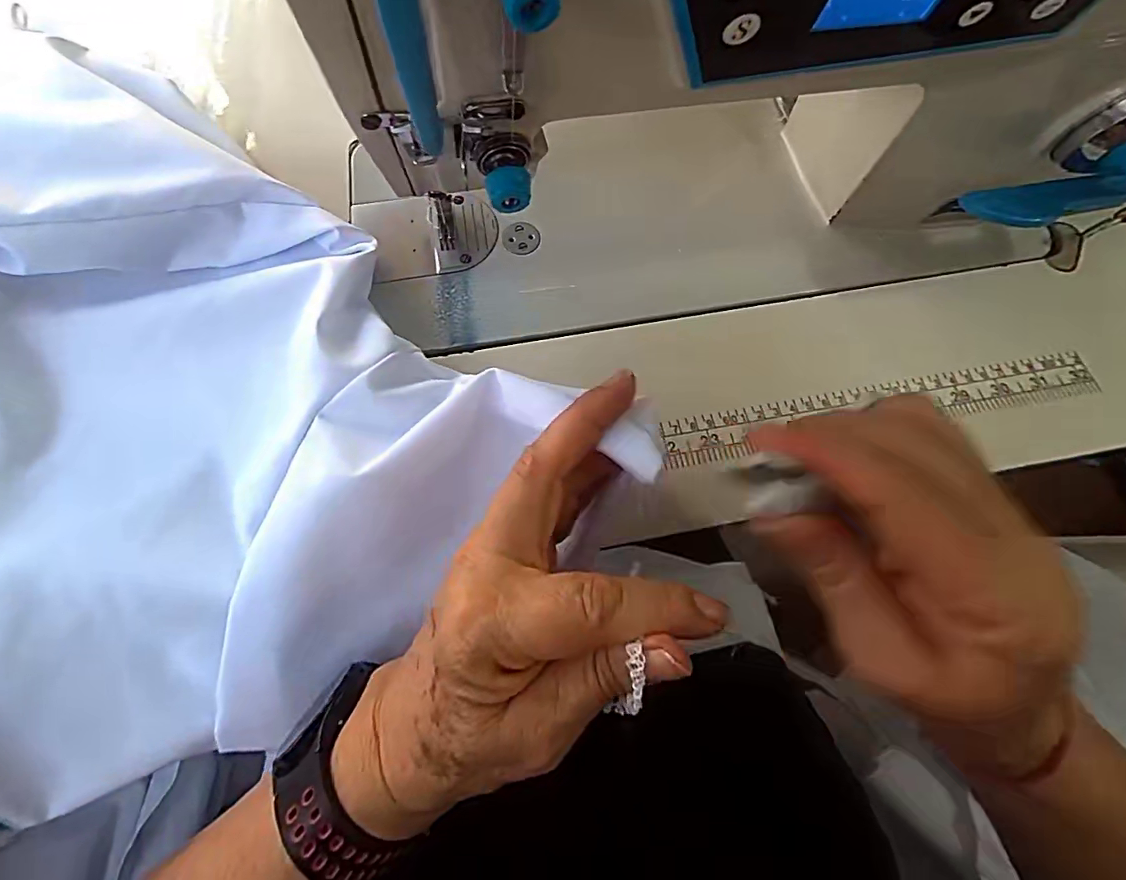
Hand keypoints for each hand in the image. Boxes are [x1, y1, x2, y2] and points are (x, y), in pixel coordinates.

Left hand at [330, 371, 730, 838]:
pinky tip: (605, 463)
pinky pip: (537, 496)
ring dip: (578, 439)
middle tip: (625, 388)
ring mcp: (486, 549)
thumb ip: (602, 681)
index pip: (590, 601)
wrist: (416, 721)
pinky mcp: (495, 548)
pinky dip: (573, 471)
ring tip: (623, 411)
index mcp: (494, 618)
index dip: (658, 608)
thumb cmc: (471, 737)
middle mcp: (486, 564)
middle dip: (580, 428)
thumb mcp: (539, 733)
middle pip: (534, 481)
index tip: (709, 618)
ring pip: (533, 477)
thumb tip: (680, 646)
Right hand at [748, 396, 1083, 779]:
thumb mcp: (876, 660)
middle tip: (765, 456)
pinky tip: (842, 458)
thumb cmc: (949, 701)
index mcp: (987, 586)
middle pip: (911, 442)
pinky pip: (929, 432)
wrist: (1029, 712)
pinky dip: (872, 430)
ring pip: (922, 425)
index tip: (761, 441)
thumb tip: (773, 512)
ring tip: (801, 458)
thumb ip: (832, 580)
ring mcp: (1009, 506)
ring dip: (848, 428)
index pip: (901, 490)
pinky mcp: (993, 493)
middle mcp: (1010, 531)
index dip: (827, 453)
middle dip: (826, 435)